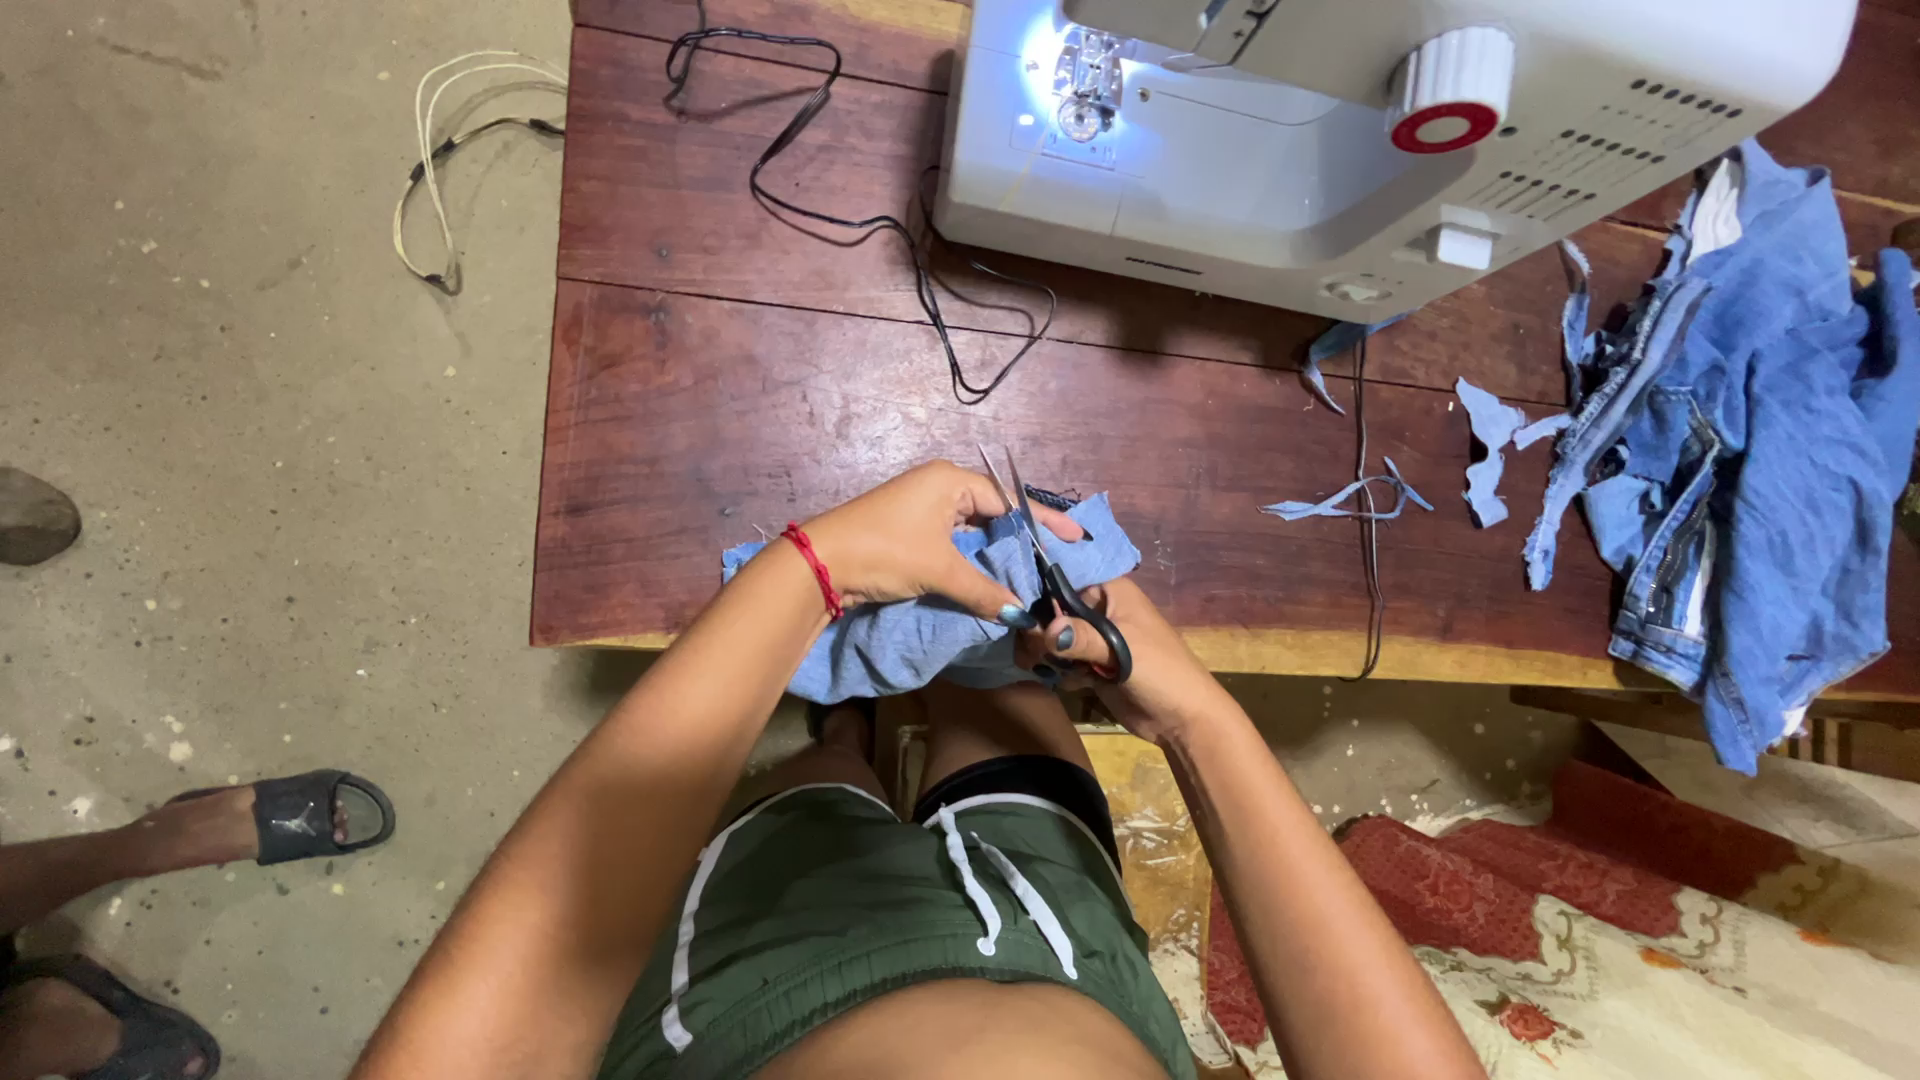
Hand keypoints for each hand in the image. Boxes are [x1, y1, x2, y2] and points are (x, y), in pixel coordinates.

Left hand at [801, 461, 1082, 624]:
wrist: (821, 564)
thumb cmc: (886, 551)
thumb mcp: (939, 571)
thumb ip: (984, 591)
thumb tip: (1022, 614)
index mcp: (949, 480)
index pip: (1008, 500)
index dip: (1042, 521)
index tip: (1075, 537)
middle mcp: (938, 487)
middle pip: (992, 513)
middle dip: (1020, 539)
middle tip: (1055, 560)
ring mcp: (922, 508)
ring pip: (972, 530)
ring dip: (995, 553)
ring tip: (1030, 573)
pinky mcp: (909, 531)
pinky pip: (953, 543)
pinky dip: (972, 560)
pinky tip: (991, 578)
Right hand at [1014, 576, 1235, 744]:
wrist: (1183, 718)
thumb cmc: (1160, 670)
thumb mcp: (1121, 649)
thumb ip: (1080, 638)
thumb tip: (1044, 630)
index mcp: (1110, 591)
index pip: (1064, 579)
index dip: (1039, 592)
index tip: (1016, 611)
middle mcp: (1099, 608)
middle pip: (1053, 610)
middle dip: (1039, 631)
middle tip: (1029, 651)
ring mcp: (1094, 638)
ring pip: (1054, 637)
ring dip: (1044, 653)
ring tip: (1038, 666)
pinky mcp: (1091, 664)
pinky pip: (1062, 660)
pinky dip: (1057, 669)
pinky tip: (1061, 680)